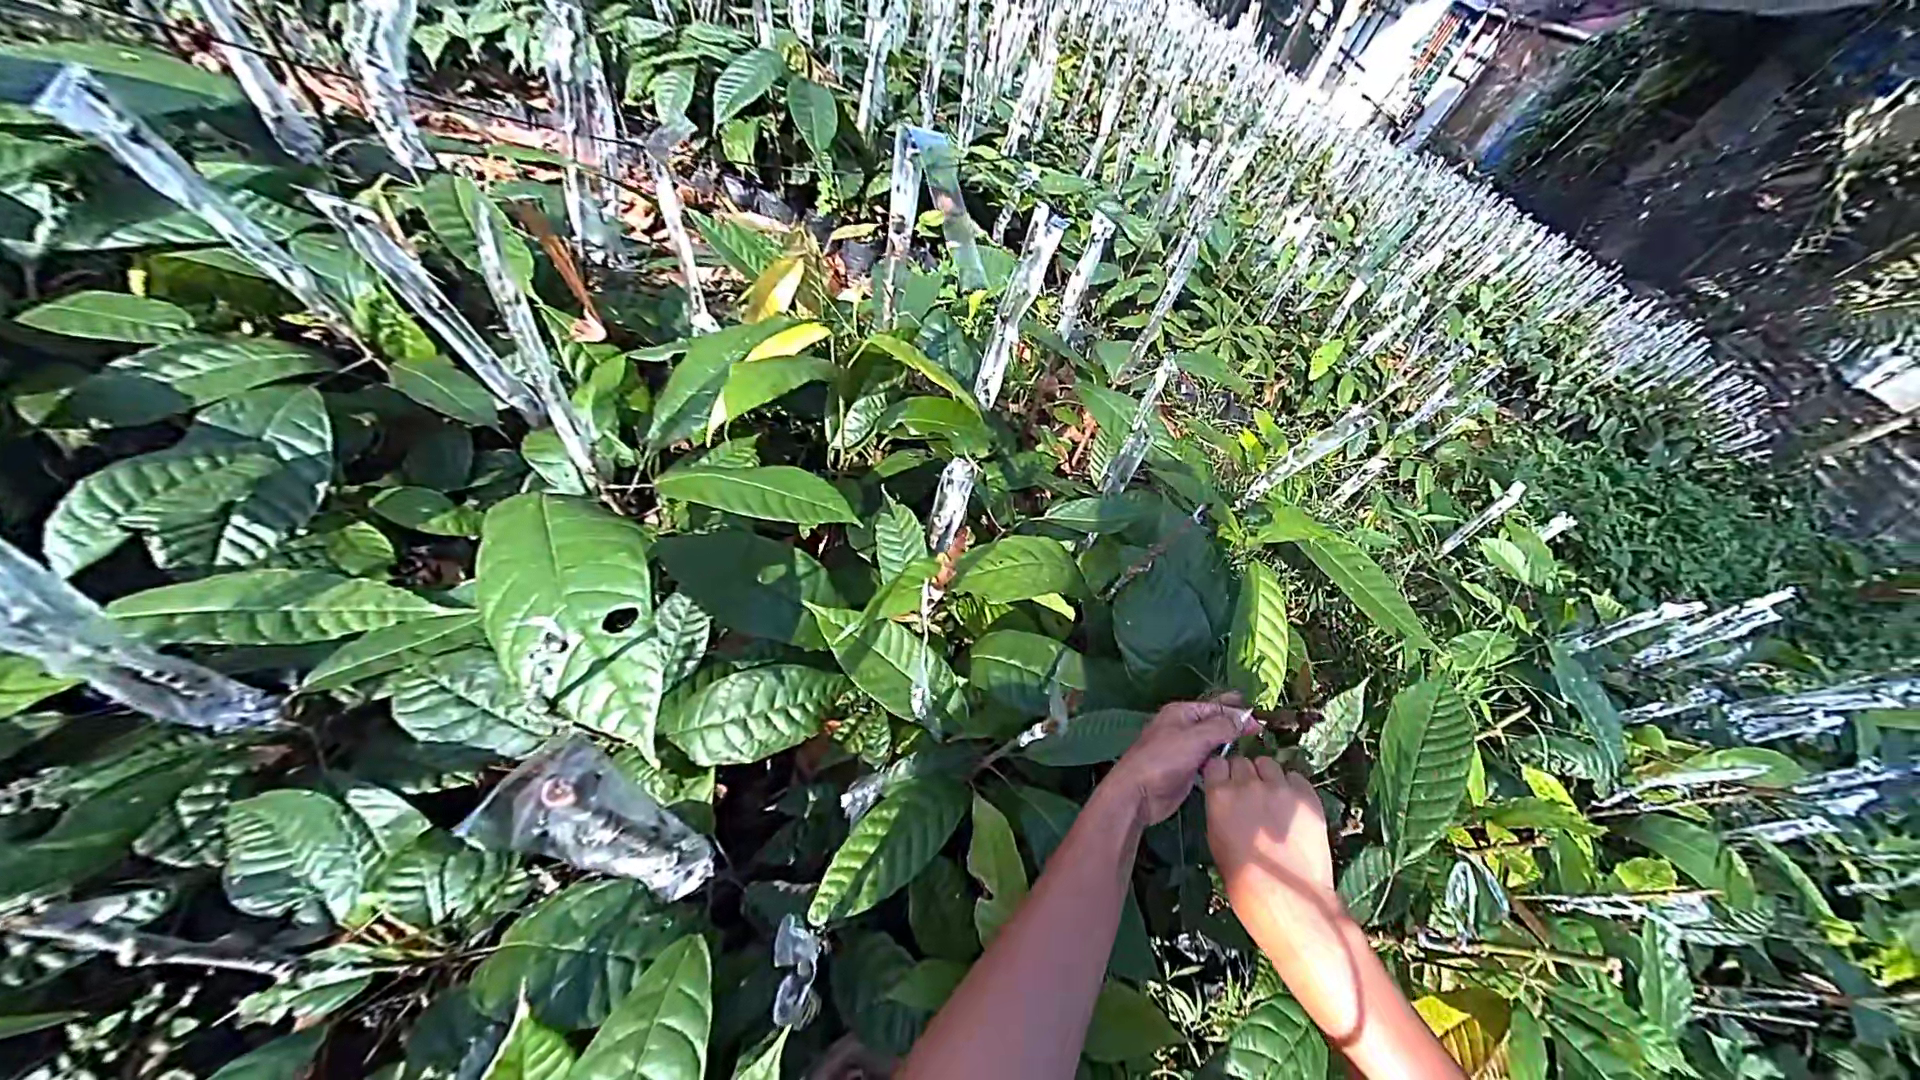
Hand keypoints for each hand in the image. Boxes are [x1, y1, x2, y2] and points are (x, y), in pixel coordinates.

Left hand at [1100, 697, 1260, 827]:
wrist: (1139, 792)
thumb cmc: (1164, 759)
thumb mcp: (1194, 739)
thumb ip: (1220, 727)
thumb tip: (1243, 718)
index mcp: (1180, 713)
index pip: (1214, 707)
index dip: (1236, 712)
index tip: (1259, 720)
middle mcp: (1181, 726)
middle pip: (1212, 721)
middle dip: (1233, 722)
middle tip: (1259, 726)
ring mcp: (1182, 747)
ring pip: (1211, 740)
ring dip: (1228, 741)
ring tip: (1251, 742)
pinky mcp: (1185, 767)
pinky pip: (1208, 758)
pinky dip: (1220, 757)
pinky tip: (1234, 762)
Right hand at [1203, 757, 1335, 915]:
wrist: (1286, 898)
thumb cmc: (1242, 877)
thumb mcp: (1216, 837)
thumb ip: (1219, 807)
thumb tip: (1225, 797)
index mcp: (1220, 794)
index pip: (1217, 763)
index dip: (1222, 774)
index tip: (1226, 783)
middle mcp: (1248, 783)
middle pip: (1242, 761)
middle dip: (1244, 775)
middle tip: (1251, 795)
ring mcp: (1280, 788)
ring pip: (1269, 764)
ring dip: (1268, 776)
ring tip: (1273, 797)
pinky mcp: (1307, 797)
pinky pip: (1296, 778)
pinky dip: (1292, 787)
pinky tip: (1292, 806)